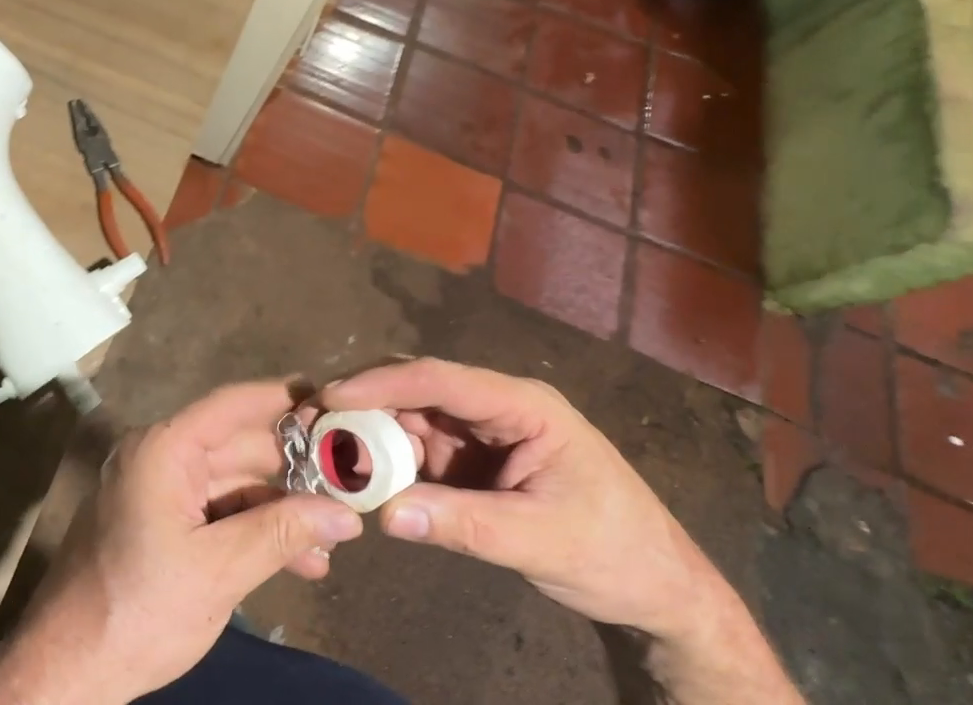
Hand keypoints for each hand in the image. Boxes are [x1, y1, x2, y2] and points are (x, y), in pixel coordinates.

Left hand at [0, 381, 363, 704]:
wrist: (70, 663)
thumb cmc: (139, 607)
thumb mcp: (218, 571)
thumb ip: (281, 534)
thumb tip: (346, 514)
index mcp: (163, 450)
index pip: (233, 406)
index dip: (285, 400)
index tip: (337, 403)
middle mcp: (158, 458)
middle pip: (239, 447)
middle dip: (296, 471)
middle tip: (356, 489)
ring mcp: (157, 491)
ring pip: (233, 485)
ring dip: (281, 511)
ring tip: (335, 542)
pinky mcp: (159, 524)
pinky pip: (216, 512)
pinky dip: (254, 531)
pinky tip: (301, 560)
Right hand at [320, 358, 720, 637]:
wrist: (661, 593)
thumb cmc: (619, 556)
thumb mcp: (543, 541)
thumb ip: (465, 525)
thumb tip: (386, 514)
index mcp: (523, 406)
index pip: (442, 379)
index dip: (382, 383)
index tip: (331, 399)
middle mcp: (495, 409)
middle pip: (415, 390)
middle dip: (362, 404)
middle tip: (312, 427)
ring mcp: (480, 434)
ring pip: (408, 418)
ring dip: (368, 435)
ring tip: (323, 453)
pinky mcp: (470, 463)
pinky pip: (416, 451)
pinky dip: (385, 461)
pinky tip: (356, 474)